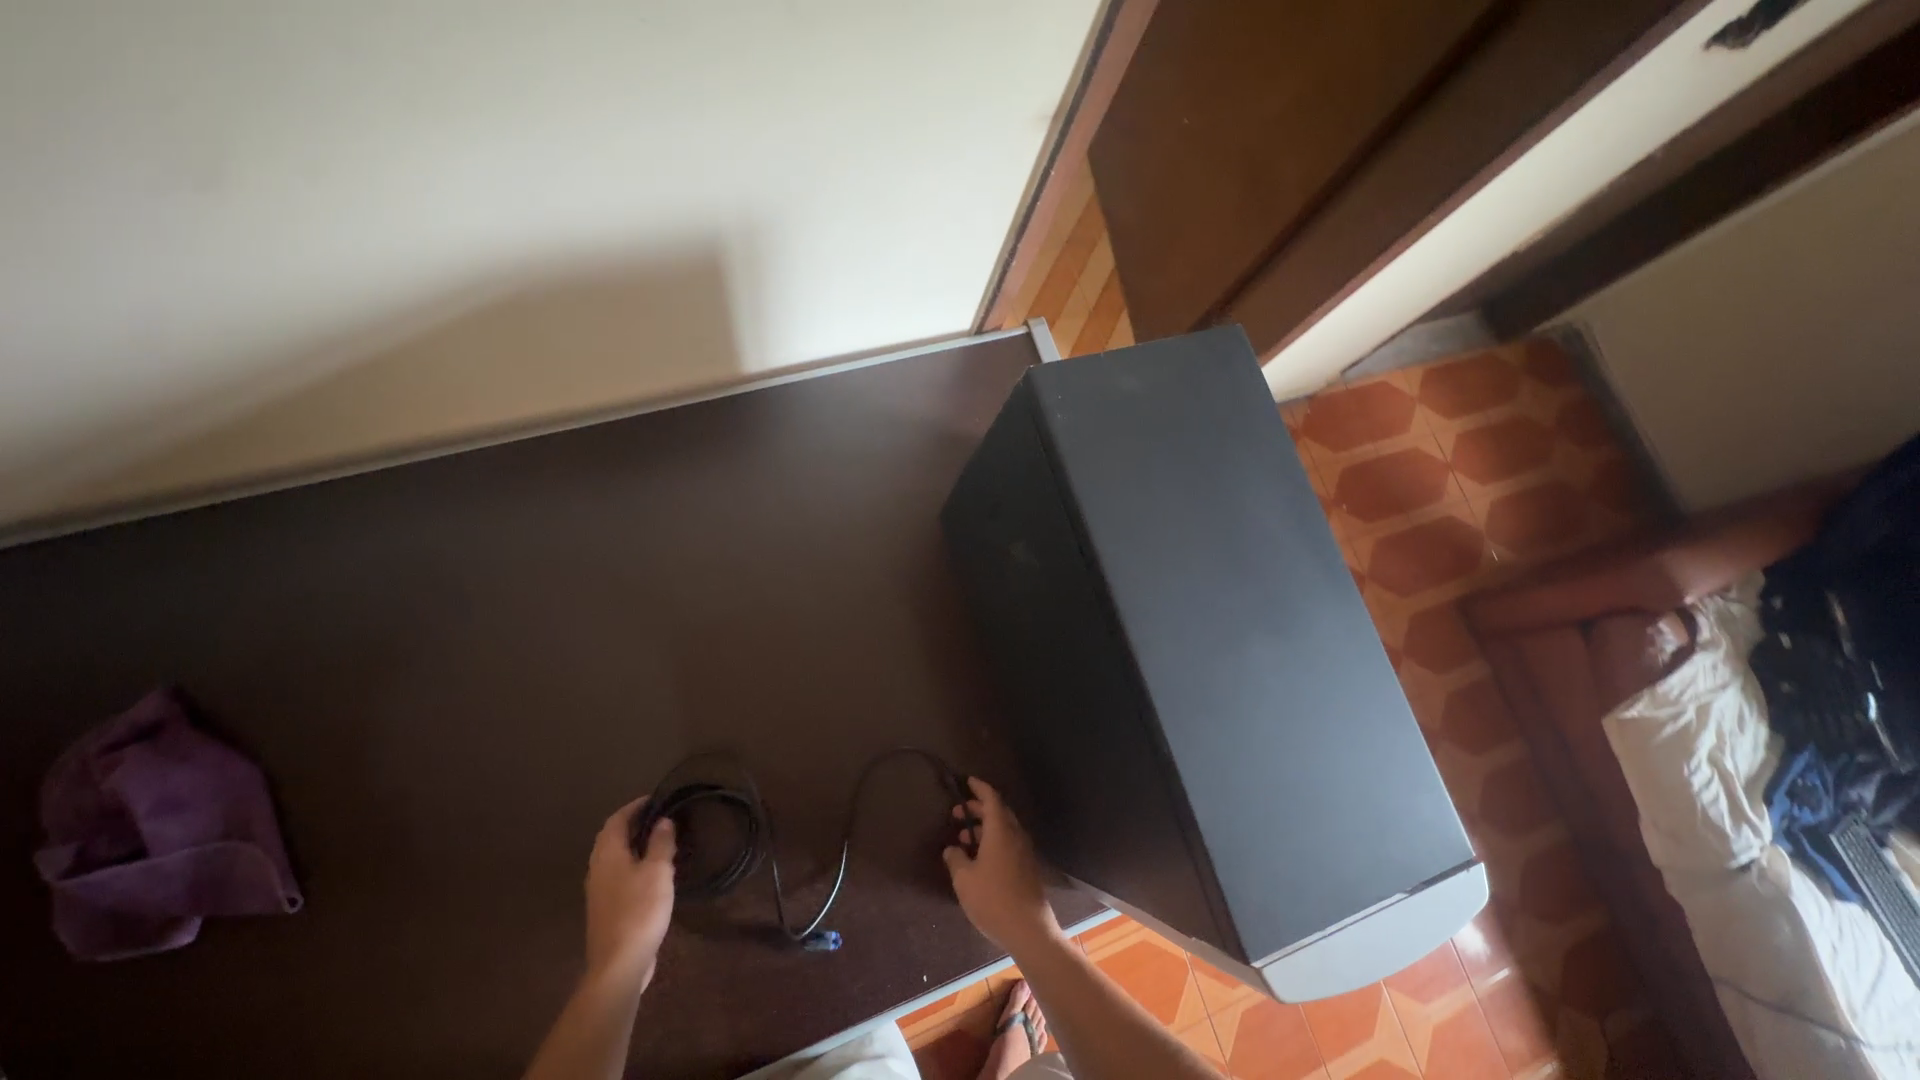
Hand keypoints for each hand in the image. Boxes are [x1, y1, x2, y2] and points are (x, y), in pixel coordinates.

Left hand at [584, 798, 675, 988]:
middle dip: (632, 824)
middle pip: (611, 838)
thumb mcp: (658, 872)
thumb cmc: (639, 910)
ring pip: (614, 858)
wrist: (619, 962)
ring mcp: (599, 891)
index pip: (616, 820)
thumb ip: (661, 843)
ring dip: (632, 845)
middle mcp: (597, 869)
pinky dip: (633, 864)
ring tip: (658, 841)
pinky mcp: (606, 909)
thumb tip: (663, 821)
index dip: (634, 807)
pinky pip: (618, 875)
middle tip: (658, 817)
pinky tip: (651, 873)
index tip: (655, 799)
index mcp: (607, 855)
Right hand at [942, 777, 1063, 955]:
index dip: (979, 788)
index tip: (967, 781)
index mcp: (1001, 831)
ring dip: (984, 828)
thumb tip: (952, 849)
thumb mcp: (964, 879)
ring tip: (963, 839)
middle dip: (978, 808)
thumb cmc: (993, 899)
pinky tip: (978, 858)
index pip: (992, 799)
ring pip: (1004, 829)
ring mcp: (1024, 852)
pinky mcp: (1027, 868)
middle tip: (957, 813)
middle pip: (998, 812)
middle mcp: (1016, 836)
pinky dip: (993, 841)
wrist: (1028, 929)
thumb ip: (955, 859)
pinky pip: (1008, 844)